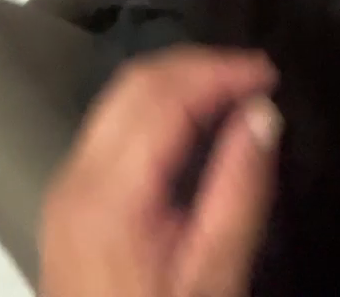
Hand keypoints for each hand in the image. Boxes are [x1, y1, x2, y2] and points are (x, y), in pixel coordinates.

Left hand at [40, 47, 280, 296]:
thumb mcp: (213, 277)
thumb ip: (239, 190)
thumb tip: (264, 112)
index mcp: (109, 193)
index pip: (165, 96)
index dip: (221, 71)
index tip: (270, 74)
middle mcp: (78, 176)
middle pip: (137, 82)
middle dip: (202, 65)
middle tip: (256, 77)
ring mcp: (70, 184)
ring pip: (124, 95)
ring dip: (182, 80)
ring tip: (235, 90)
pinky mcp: (74, 197)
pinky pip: (118, 120)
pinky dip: (163, 102)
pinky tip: (198, 118)